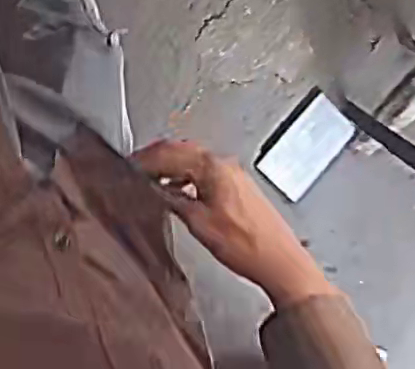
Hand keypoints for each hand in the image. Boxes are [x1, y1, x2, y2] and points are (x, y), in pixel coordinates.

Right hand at [134, 139, 335, 306]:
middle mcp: (223, 163)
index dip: (145, 159)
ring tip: (152, 175)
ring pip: (192, 158)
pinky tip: (178, 187)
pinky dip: (186, 173)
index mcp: (212, 166)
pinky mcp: (237, 184)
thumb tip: (154, 189)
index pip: (169, 153)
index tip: (130, 165)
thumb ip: (173, 201)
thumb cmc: (248, 247)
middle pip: (180, 150)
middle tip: (136, 165)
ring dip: (170, 163)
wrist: (284, 265)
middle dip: (155, 156)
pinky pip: (203, 169)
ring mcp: (232, 172)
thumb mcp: (200, 224)